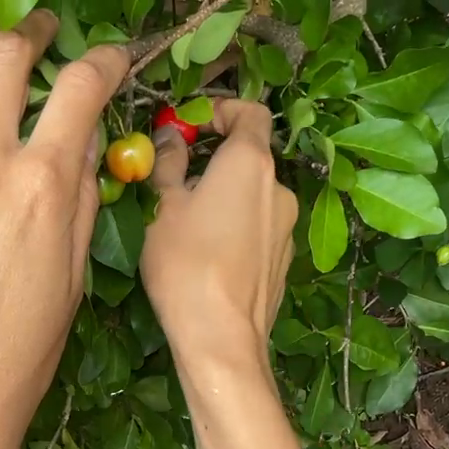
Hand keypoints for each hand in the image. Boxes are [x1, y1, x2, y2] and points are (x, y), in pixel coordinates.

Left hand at [0, 0, 126, 448]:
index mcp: (41, 188)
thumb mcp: (70, 282)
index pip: (79, 90)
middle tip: (35, 33)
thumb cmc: (18, 355)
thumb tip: (80, 141)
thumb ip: (77, 201)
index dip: (100, 62)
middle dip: (30, 33)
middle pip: (6, 60)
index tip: (104, 60)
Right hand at [140, 100, 297, 372]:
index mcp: (250, 162)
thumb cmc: (186, 266)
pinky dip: (237, 234)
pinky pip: (258, 234)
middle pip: (250, 160)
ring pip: (254, 201)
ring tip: (190, 230)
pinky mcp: (283, 264)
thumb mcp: (162, 210)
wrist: (220, 338)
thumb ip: (167, 166)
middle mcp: (278, 188)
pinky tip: (210, 262)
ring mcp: (286, 229)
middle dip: (216, 165)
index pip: (250, 111)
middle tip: (178, 185)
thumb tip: (170, 138)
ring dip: (226, 203)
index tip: (195, 125)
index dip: (223, 110)